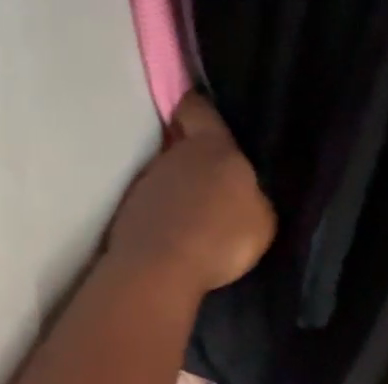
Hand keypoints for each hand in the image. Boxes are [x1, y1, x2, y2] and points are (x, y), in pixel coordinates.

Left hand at [107, 95, 274, 293]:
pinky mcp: (126, 216)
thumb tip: (246, 195)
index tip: (202, 118)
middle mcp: (172, 156)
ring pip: (165, 182)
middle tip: (211, 190)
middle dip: (193, 164)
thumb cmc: (219, 237)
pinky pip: (151, 212)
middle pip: (181, 148)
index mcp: (210, 145)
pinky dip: (161, 223)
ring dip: (176, 197)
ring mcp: (144, 186)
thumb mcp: (261, 220)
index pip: (197, 107)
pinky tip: (172, 244)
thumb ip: (253, 196)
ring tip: (191, 226)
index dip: (199, 109)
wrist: (160, 272)